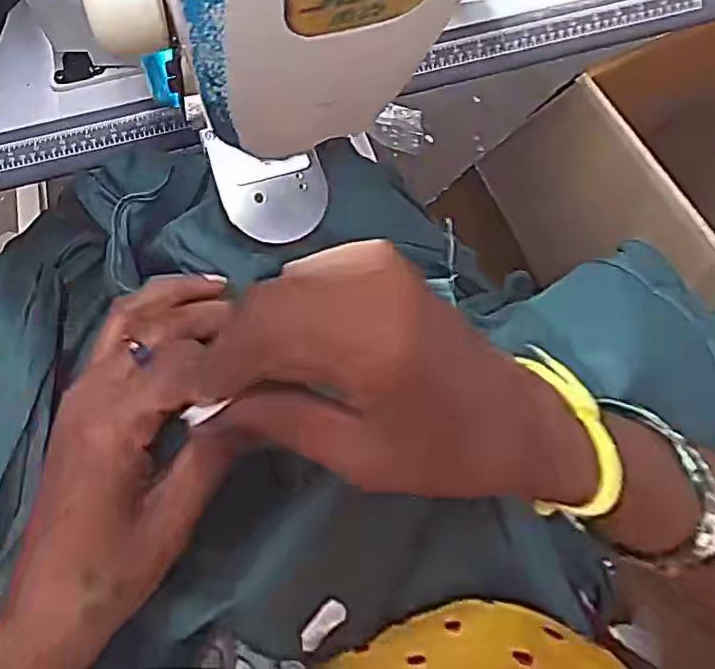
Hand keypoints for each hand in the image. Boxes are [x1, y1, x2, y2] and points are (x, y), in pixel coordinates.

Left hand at [0, 275, 242, 668]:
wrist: (46, 601)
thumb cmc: (109, 570)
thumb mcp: (171, 520)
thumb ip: (212, 454)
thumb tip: (254, 405)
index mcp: (113, 419)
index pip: (177, 360)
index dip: (223, 351)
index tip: (261, 352)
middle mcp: (91, 390)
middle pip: (150, 326)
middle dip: (202, 311)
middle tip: (250, 310)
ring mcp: (80, 389)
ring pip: (124, 318)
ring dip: (168, 297)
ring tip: (214, 288)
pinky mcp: (79, 397)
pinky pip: (113, 337)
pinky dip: (147, 315)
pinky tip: (176, 316)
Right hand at [195, 240, 594, 503]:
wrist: (514, 412)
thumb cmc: (444, 450)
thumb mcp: (358, 457)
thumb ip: (279, 420)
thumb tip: (214, 410)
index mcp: (369, 339)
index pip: (263, 333)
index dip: (222, 362)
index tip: (200, 391)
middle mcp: (366, 283)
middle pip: (264, 301)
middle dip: (233, 343)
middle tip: (221, 384)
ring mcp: (371, 262)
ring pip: (279, 285)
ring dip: (256, 325)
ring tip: (253, 368)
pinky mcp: (373, 257)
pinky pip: (303, 277)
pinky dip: (284, 308)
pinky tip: (290, 342)